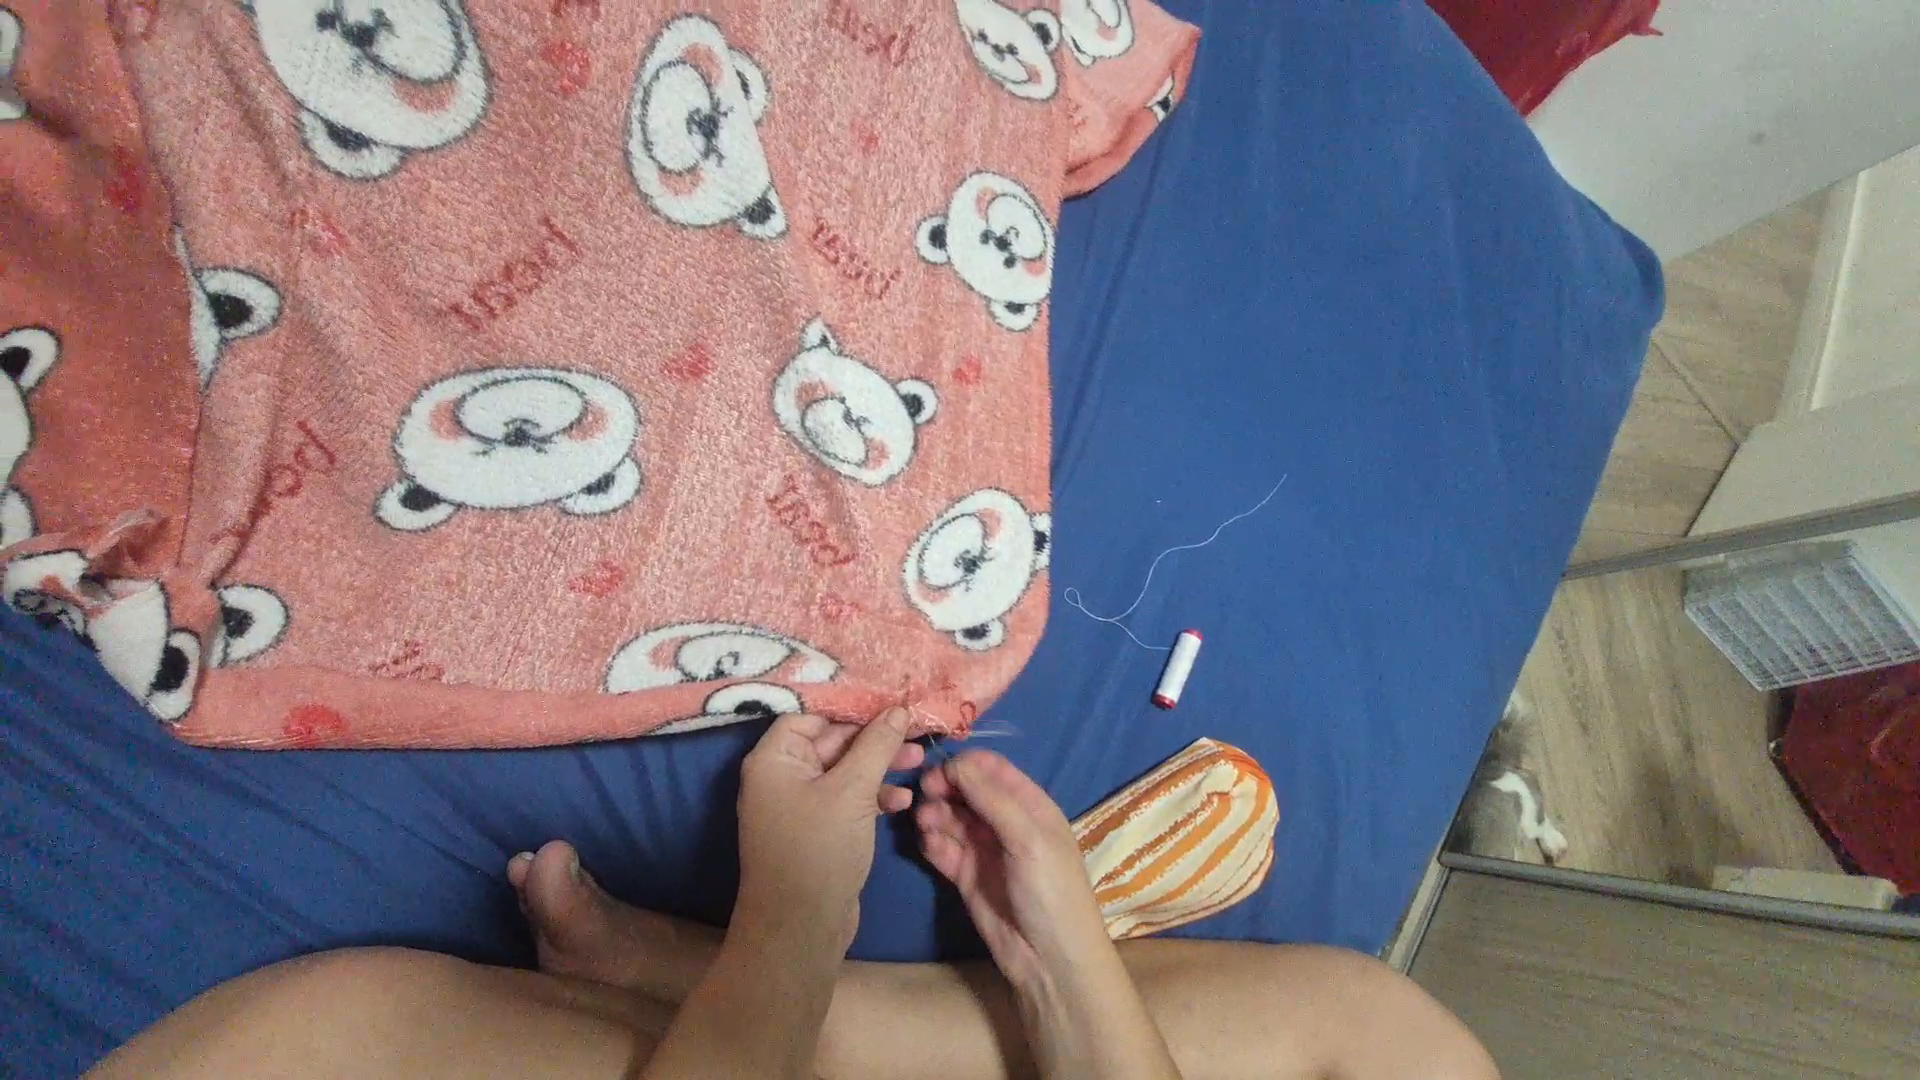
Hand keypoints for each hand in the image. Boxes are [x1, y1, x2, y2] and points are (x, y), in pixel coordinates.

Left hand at [734, 708, 921, 952]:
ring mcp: (800, 805)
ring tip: (918, 763)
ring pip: (845, 770)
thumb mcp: (852, 791)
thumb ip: (876, 745)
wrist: (801, 930)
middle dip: (875, 739)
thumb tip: (898, 709)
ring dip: (880, 767)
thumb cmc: (818, 850)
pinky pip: (847, 799)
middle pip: (833, 741)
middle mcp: (783, 777)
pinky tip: (901, 803)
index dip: (850, 709)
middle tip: (916, 733)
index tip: (889, 703)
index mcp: (775, 760)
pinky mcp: (819, 829)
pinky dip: (872, 796)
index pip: (812, 715)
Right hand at [914, 751, 1111, 994]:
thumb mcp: (1028, 838)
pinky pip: (943, 848)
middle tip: (923, 796)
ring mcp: (984, 848)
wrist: (1050, 961)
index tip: (939, 772)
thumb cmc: (1051, 890)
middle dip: (943, 788)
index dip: (964, 765)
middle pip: (966, 789)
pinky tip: (929, 845)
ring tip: (925, 824)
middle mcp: (1004, 820)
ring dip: (934, 814)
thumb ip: (992, 799)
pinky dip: (932, 842)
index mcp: (1029, 804)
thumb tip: (957, 764)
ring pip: (951, 817)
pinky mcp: (965, 875)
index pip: (991, 768)